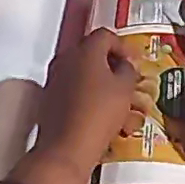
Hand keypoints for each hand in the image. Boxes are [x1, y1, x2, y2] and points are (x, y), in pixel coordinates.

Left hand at [35, 28, 139, 168]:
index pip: (106, 36)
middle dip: (112, 64)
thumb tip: (124, 66)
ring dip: (101, 82)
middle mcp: (66, 58)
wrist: (66, 147)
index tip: (134, 62)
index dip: (123, 47)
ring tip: (118, 100)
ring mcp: (54, 78)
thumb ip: (128, 71)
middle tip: (127, 78)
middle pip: (92, 52)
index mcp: (85, 50)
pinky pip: (73, 88)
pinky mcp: (49, 98)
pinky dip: (89, 95)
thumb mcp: (125, 89)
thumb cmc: (100, 113)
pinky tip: (102, 113)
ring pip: (83, 73)